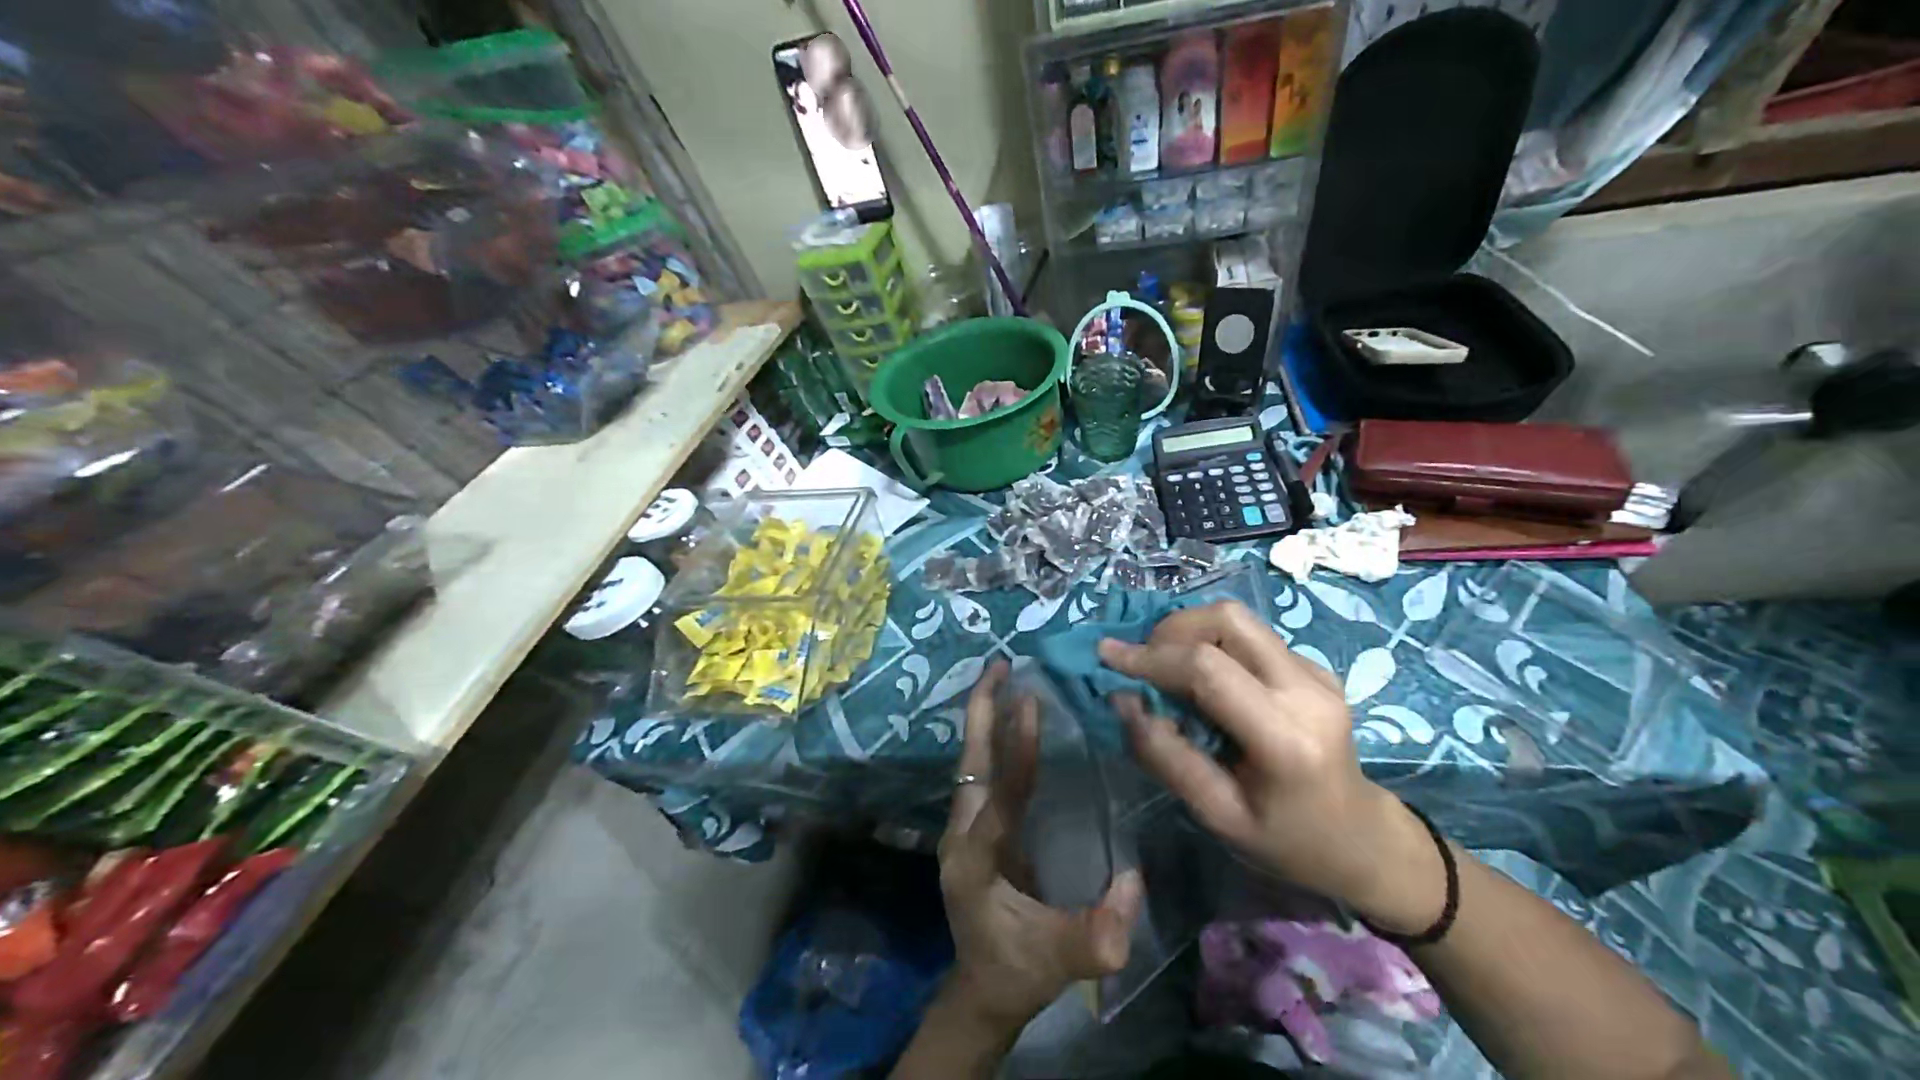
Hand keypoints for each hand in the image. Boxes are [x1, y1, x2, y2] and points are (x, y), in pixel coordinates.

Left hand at [937, 659, 1143, 1030]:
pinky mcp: (975, 826)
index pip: (997, 795)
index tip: (1031, 703)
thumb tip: (1133, 880)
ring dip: (986, 716)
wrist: (982, 987)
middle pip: (970, 761)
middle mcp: (962, 833)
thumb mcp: (1064, 961)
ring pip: (972, 760)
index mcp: (977, 860)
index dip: (1015, 751)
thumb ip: (1100, 933)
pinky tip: (1013, 718)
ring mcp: (964, 827)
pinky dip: (994, 737)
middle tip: (1001, 664)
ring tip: (1005, 676)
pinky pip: (983, 770)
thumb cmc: (1019, 970)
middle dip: (982, 711)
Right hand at [1098, 601, 1443, 933]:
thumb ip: (1165, 756)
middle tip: (1142, 662)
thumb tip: (1121, 699)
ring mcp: (1316, 672)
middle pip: (1228, 620)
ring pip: (1238, 619)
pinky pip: (1250, 636)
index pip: (1208, 669)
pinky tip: (1204, 680)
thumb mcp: (1216, 815)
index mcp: (1286, 738)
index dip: (1150, 657)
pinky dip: (1213, 644)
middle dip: (1171, 629)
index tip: (1107, 656)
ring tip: (1166, 668)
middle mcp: (1307, 690)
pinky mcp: (1314, 667)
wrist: (1363, 841)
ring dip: (1190, 632)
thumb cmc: (1286, 842)